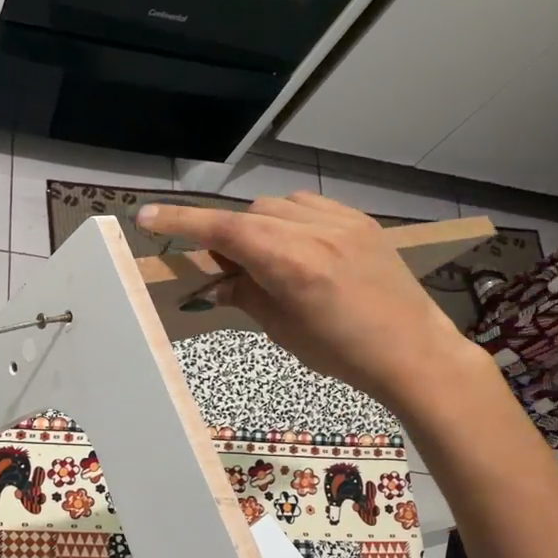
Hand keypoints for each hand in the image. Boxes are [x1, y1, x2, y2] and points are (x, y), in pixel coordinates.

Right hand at [137, 192, 482, 409]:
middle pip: (248, 214)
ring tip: (261, 260)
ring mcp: (342, 221)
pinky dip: (287, 220)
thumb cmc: (339, 351)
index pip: (225, 231)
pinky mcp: (360, 221)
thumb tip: (213, 283)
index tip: (147, 217)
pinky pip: (308, 206)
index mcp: (291, 264)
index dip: (183, 222)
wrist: (410, 349)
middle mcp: (315, 232)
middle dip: (225, 234)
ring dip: (257, 225)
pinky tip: (291, 247)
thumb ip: (244, 295)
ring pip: (277, 205)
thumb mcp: (281, 329)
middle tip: (220, 269)